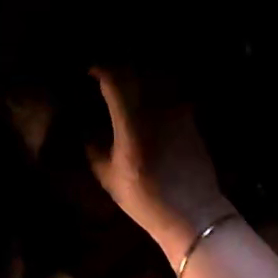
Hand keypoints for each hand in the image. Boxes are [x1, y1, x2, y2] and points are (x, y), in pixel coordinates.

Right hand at [86, 68, 234, 262]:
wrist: (192, 209)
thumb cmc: (146, 199)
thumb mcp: (111, 178)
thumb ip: (95, 149)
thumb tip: (85, 129)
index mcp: (132, 125)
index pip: (117, 82)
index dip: (102, 70)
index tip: (91, 71)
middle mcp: (156, 109)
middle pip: (138, 71)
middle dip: (120, 68)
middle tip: (108, 75)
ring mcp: (177, 108)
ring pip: (157, 76)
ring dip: (140, 73)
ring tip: (128, 82)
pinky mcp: (190, 113)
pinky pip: (171, 89)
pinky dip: (158, 85)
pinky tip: (150, 98)